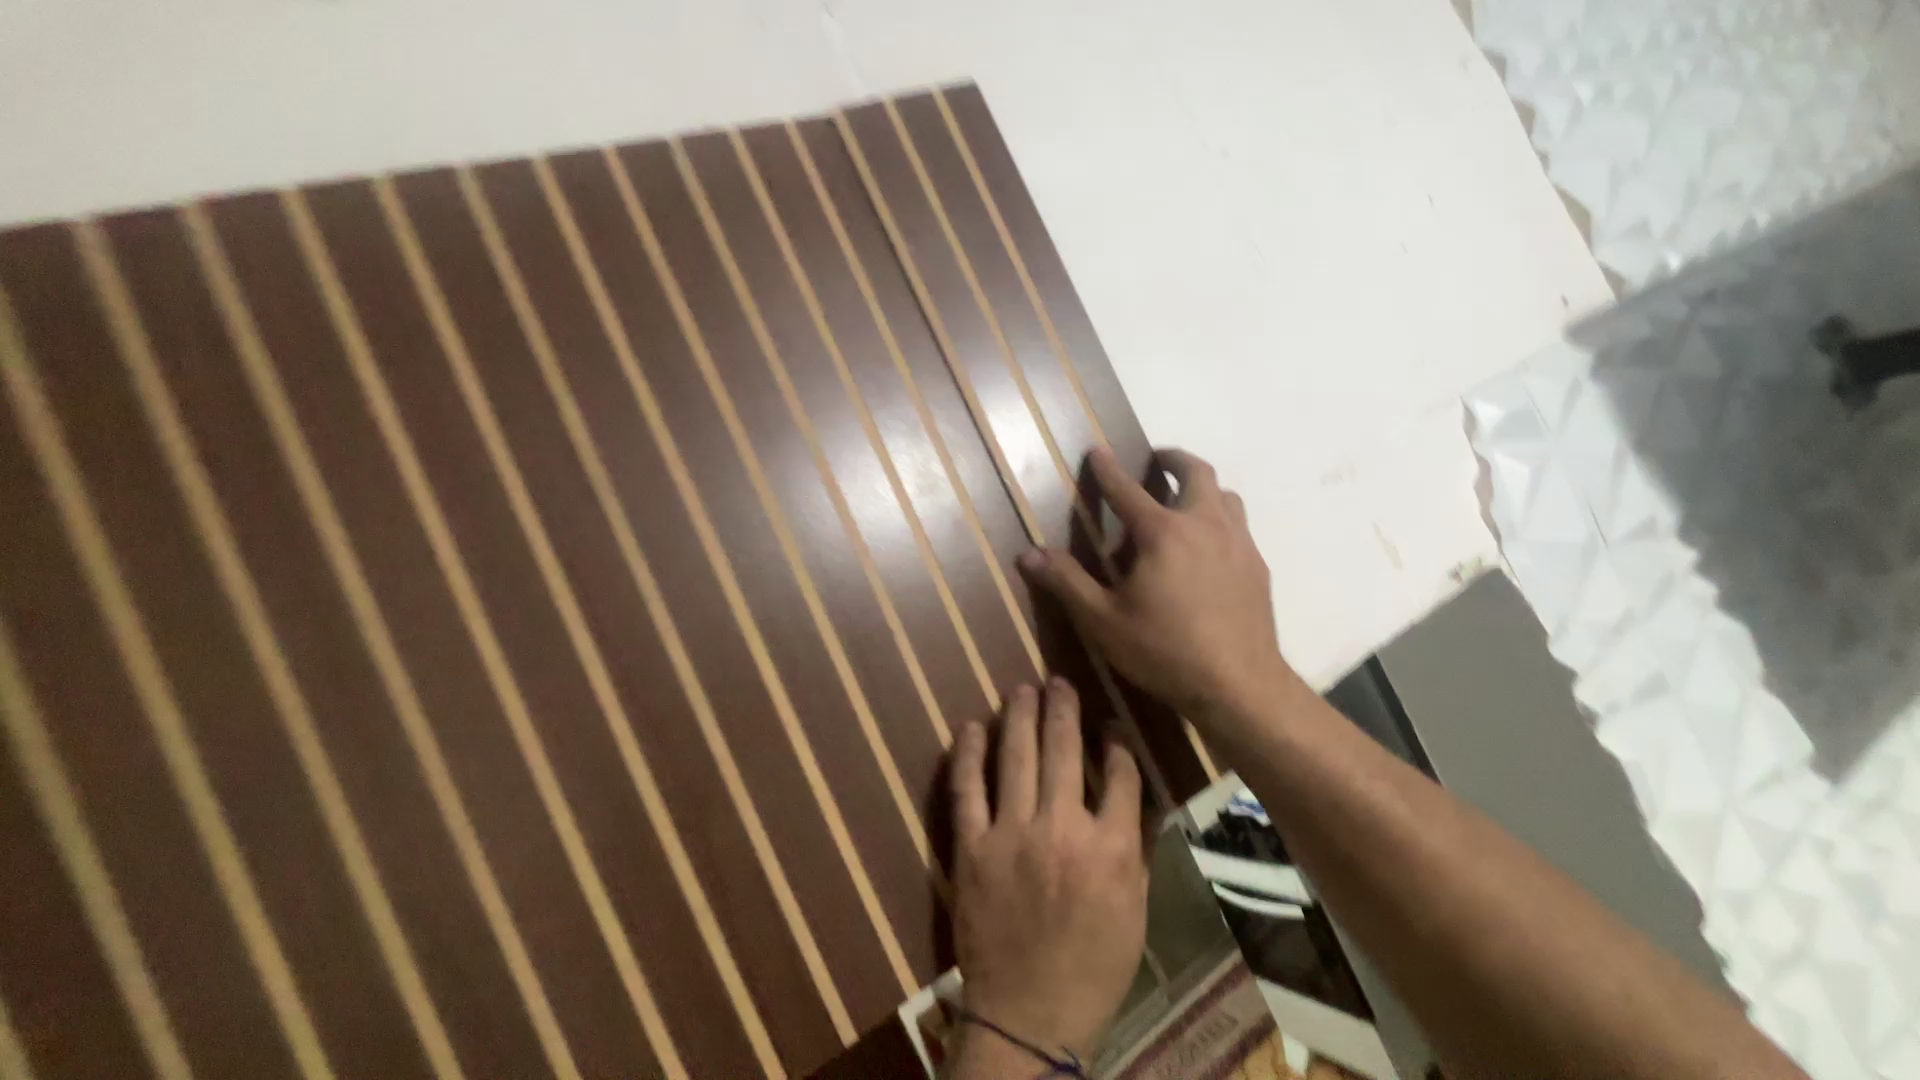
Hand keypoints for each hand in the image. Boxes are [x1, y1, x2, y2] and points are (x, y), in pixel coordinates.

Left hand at [949, 679, 1147, 1064]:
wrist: (1030, 1012)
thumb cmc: (1094, 968)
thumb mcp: (1136, 912)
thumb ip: (1136, 850)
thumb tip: (1137, 801)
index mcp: (1111, 848)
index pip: (1119, 776)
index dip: (1115, 744)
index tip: (1109, 725)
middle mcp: (1063, 829)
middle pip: (1065, 753)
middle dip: (1063, 711)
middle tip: (1059, 683)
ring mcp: (1013, 834)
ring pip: (1017, 759)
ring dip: (1020, 718)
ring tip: (1023, 689)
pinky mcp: (973, 847)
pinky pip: (968, 789)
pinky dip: (969, 755)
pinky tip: (973, 727)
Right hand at [1019, 447, 1299, 727]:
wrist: (1239, 685)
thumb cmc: (1164, 651)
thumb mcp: (1103, 621)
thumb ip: (1067, 583)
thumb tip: (1029, 554)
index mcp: (1162, 533)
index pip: (1127, 489)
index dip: (1108, 469)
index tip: (1098, 450)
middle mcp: (1204, 525)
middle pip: (1195, 472)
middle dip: (1172, 459)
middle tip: (1156, 461)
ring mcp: (1238, 543)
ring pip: (1225, 496)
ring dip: (1202, 488)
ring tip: (1185, 501)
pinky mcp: (1258, 566)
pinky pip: (1239, 527)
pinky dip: (1220, 521)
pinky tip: (1210, 549)